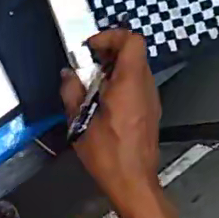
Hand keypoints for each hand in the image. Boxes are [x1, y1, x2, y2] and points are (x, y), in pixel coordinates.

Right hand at [62, 29, 161, 205]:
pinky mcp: (149, 109)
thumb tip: (68, 75)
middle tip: (85, 65)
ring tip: (90, 84)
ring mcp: (150, 98)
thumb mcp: (79, 123)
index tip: (89, 48)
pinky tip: (101, 101)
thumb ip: (72, 92)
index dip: (110, 36)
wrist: (132, 180)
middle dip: (107, 52)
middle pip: (133, 52)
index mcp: (129, 84)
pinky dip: (119, 82)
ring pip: (135, 67)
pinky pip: (136, 84)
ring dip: (112, 68)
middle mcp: (145, 87)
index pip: (131, 41)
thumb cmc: (107, 155)